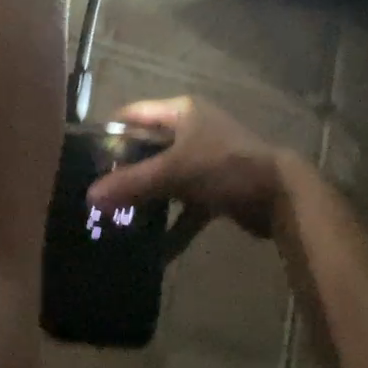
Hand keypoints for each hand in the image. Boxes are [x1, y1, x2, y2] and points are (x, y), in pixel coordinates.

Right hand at [87, 97, 284, 237]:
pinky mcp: (217, 189)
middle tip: (97, 198)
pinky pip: (186, 208)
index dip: (110, 133)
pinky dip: (173, 227)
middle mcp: (192, 130)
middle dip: (126, 173)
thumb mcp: (175, 172)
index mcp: (181, 112)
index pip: (134, 114)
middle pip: (148, 149)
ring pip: (166, 179)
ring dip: (148, 201)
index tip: (85, 160)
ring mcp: (206, 160)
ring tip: (117, 223)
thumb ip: (133, 183)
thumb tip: (89, 197)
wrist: (281, 195)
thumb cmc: (225, 167)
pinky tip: (156, 255)